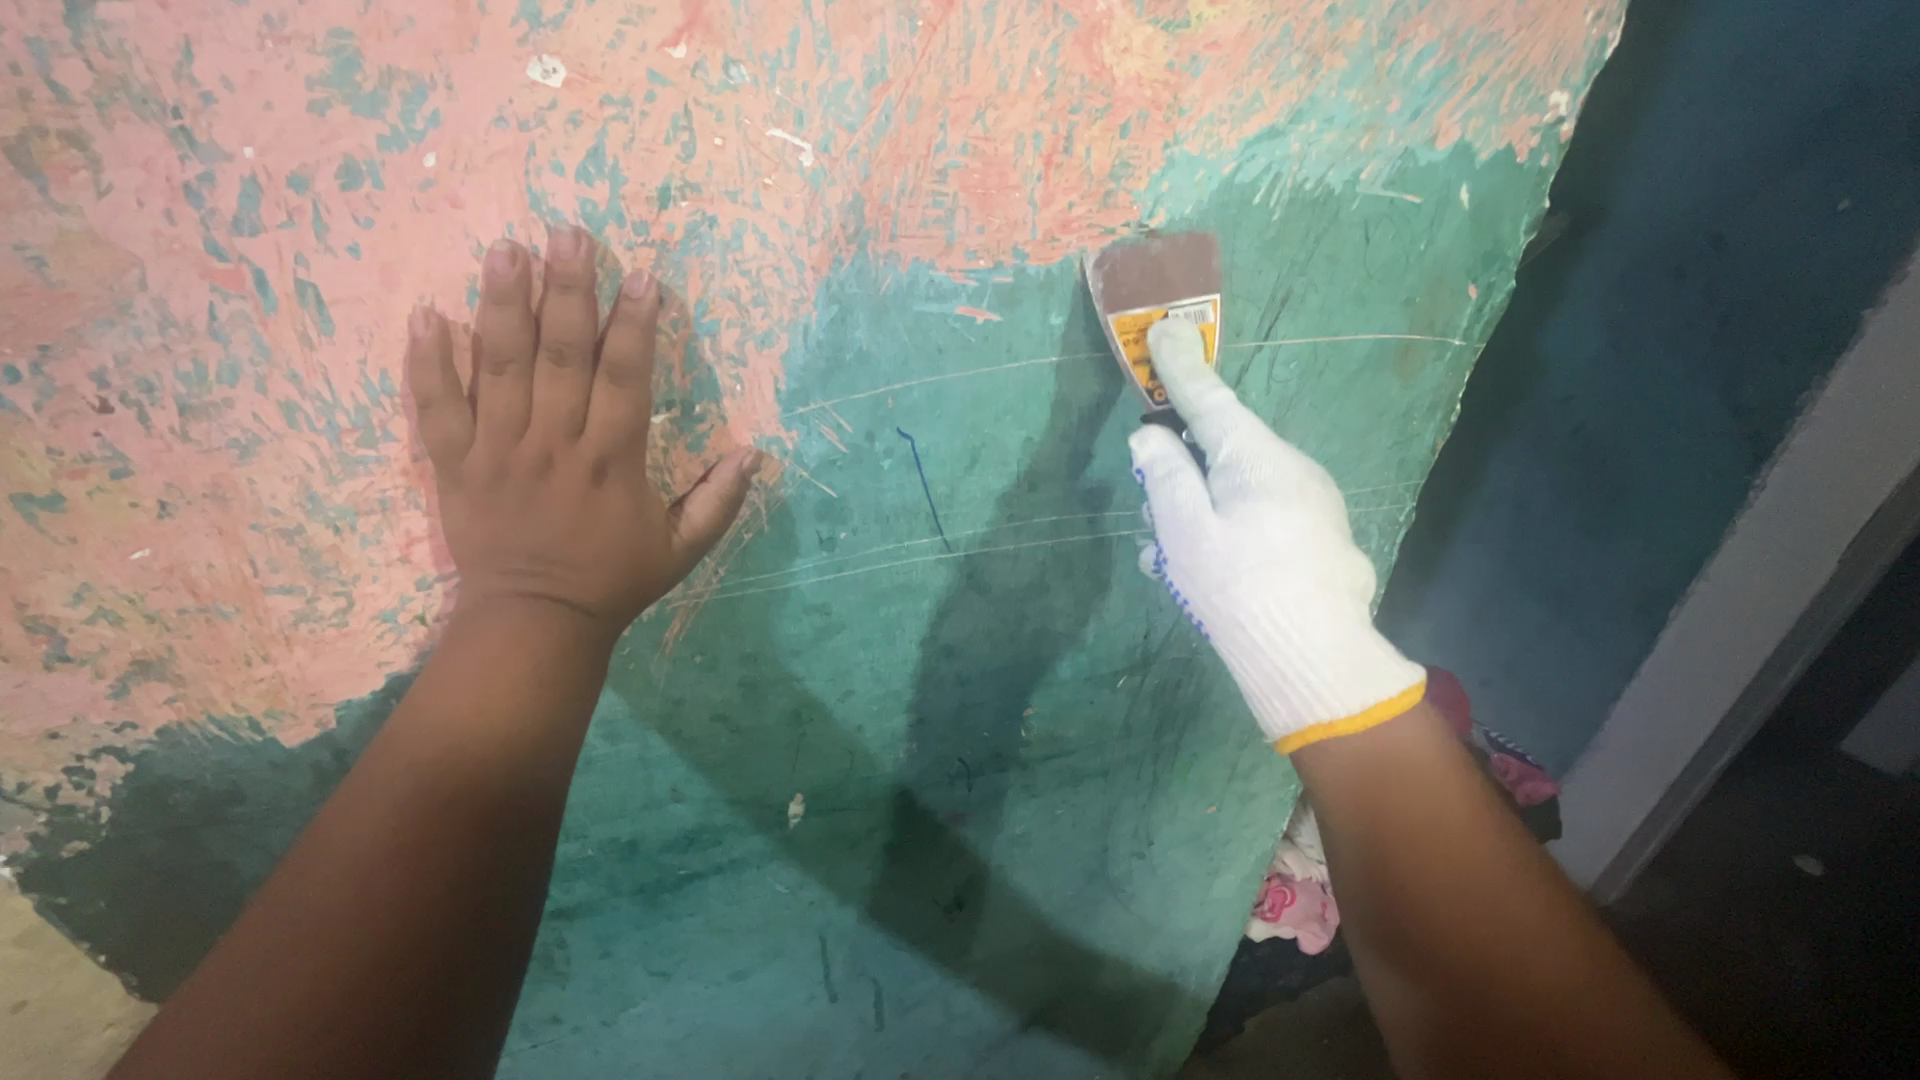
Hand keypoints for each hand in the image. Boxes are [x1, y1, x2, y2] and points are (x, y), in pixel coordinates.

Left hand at [406, 225, 761, 640]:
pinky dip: (429, 363)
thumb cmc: (615, 581)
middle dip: (568, 292)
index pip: (626, 378)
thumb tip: (754, 453)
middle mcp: (555, 445)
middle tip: (568, 234)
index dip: (635, 325)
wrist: (536, 622)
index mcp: (612, 462)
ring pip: (498, 368)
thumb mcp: (683, 549)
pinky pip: (437, 408)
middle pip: (561, 356)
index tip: (641, 277)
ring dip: (502, 307)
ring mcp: (498, 452)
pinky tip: (427, 314)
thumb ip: (719, 501)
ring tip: (506, 250)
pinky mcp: (456, 467)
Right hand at [1130, 320, 1425, 752]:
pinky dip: (1228, 533)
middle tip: (1158, 520)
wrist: (1313, 660)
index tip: (1163, 330)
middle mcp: (1291, 469)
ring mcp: (1312, 505)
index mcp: (1256, 458)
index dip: (1180, 368)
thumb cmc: (1239, 589)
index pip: (1209, 400)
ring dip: (1200, 513)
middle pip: (1222, 451)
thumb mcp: (1185, 531)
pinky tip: (1209, 577)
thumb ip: (1164, 475)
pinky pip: (1260, 518)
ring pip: (1238, 490)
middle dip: (1183, 473)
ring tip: (1176, 565)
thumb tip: (1151, 435)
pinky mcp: (1319, 539)